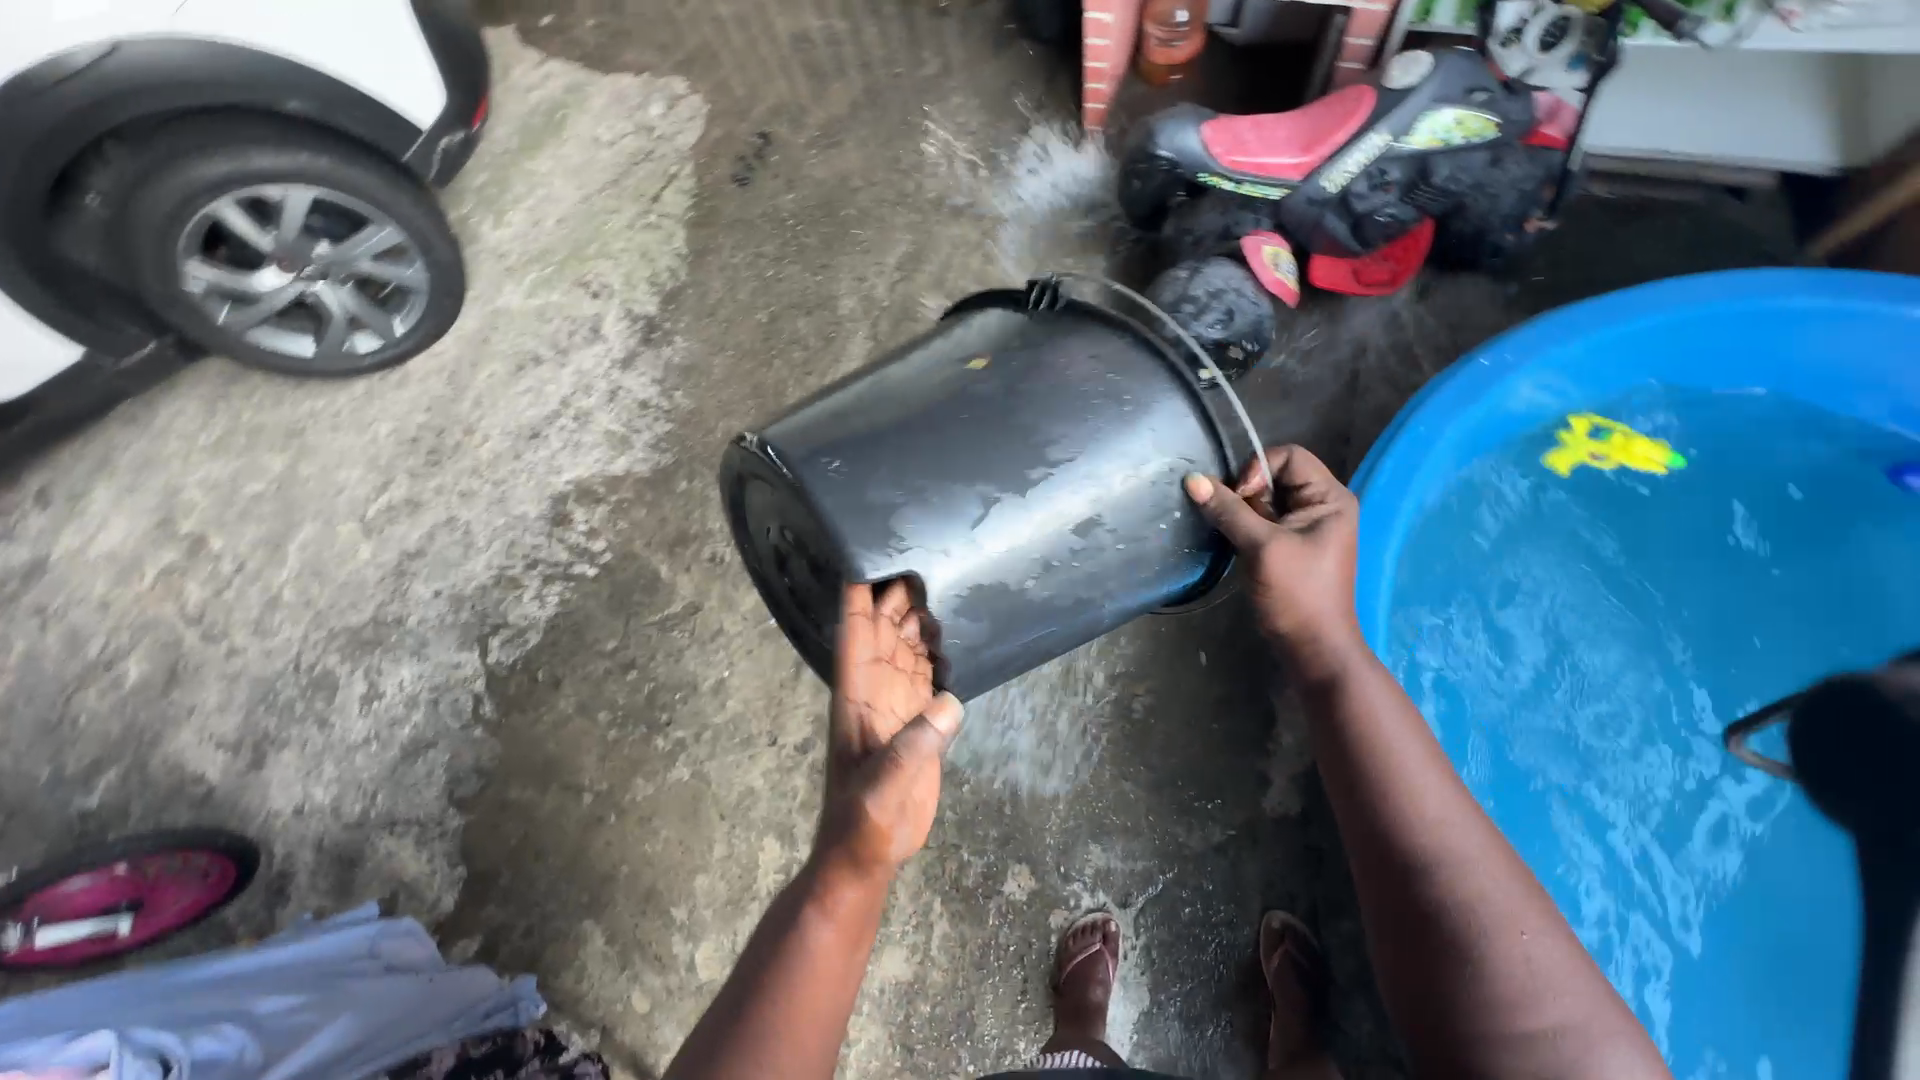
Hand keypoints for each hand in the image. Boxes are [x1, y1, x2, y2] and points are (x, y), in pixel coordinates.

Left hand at [815, 581, 963, 885]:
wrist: (868, 855)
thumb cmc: (862, 821)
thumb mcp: (883, 786)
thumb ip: (915, 745)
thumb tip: (951, 700)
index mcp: (855, 696)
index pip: (854, 634)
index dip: (859, 596)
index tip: (871, 554)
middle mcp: (875, 692)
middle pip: (885, 632)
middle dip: (899, 597)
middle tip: (926, 558)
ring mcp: (897, 707)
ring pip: (907, 650)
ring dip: (920, 621)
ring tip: (945, 586)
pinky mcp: (918, 724)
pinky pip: (928, 677)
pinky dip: (938, 655)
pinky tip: (954, 635)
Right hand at [1184, 445, 1365, 680]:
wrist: (1311, 648)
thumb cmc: (1296, 594)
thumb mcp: (1261, 547)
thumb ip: (1228, 510)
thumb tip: (1191, 479)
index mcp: (1330, 498)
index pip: (1289, 456)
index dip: (1258, 468)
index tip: (1237, 496)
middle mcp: (1321, 506)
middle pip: (1275, 475)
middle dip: (1246, 489)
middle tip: (1227, 513)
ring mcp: (1304, 527)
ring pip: (1264, 499)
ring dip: (1240, 508)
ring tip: (1225, 526)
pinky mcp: (1286, 545)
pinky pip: (1260, 520)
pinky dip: (1242, 523)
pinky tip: (1228, 536)